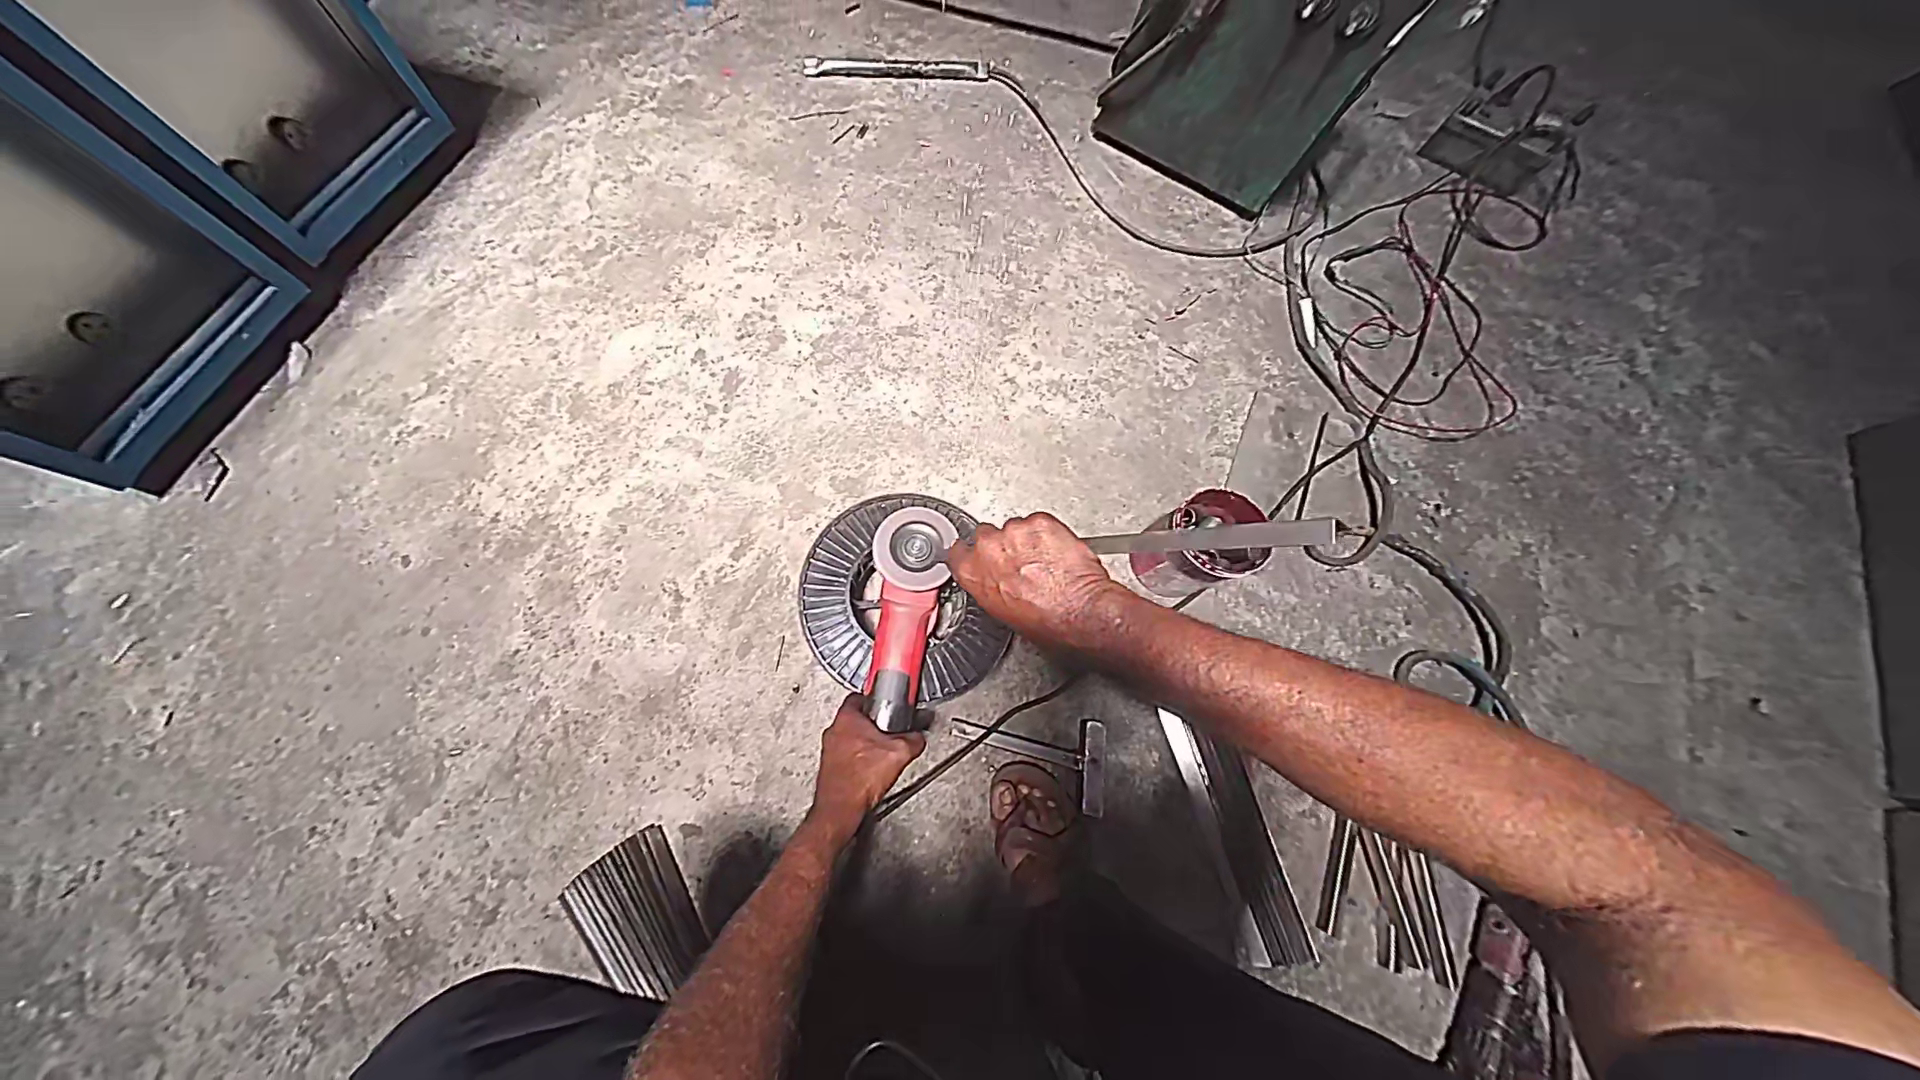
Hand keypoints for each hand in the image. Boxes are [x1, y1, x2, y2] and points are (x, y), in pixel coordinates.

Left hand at [807, 694, 925, 836]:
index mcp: (847, 718)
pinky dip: (858, 758)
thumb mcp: (899, 753)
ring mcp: (829, 749)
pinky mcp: (830, 767)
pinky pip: (846, 754)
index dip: (876, 699)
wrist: (841, 809)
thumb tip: (918, 737)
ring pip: (850, 737)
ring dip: (865, 742)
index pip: (860, 696)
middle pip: (856, 717)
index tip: (885, 703)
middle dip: (873, 723)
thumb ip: (913, 739)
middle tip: (887, 730)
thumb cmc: (859, 780)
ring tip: (881, 752)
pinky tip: (870, 769)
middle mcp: (834, 731)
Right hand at [945, 513, 1121, 645]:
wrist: (1079, 611)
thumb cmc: (1045, 620)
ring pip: (1016, 527)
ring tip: (1045, 561)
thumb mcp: (1002, 612)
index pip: (958, 552)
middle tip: (1022, 563)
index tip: (980, 556)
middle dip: (1003, 546)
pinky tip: (1057, 553)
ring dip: (1028, 540)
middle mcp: (988, 547)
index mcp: (972, 572)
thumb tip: (998, 583)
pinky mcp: (1040, 522)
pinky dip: (1049, 534)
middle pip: (987, 535)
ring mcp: (1015, 531)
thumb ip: (990, 587)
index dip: (971, 554)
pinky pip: (1040, 522)